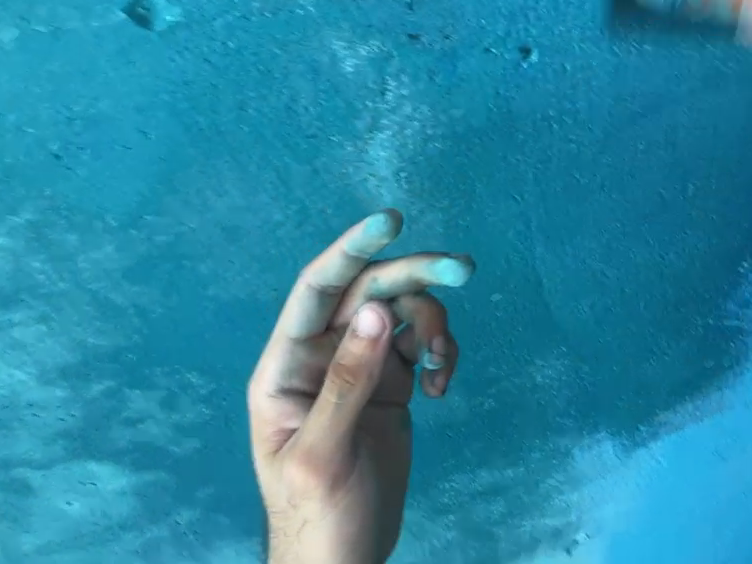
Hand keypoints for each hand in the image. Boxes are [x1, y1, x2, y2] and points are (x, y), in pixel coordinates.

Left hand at [248, 209, 473, 563]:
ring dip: (434, 324)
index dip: (351, 248)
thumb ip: (346, 381)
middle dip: (416, 276)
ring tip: (442, 366)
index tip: (390, 221)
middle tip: (463, 269)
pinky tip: (442, 386)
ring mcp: (360, 365)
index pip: (318, 287)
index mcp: (288, 365)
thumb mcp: (323, 455)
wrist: (345, 563)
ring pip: (403, 312)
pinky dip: (441, 353)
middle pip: (371, 290)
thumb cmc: (316, 518)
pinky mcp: (390, 381)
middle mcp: (323, 354)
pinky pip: (422, 343)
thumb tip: (375, 311)